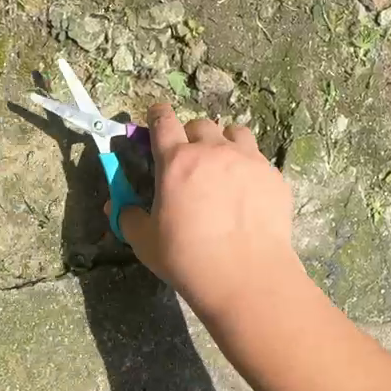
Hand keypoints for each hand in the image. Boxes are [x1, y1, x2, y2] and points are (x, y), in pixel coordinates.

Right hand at [119, 103, 301, 315]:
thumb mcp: (145, 242)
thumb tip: (118, 207)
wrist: (243, 274)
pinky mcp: (272, 175)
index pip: (163, 121)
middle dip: (191, 135)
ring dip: (224, 142)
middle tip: (188, 158)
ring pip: (234, 132)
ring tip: (221, 165)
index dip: (157, 115)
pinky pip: (258, 158)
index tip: (156, 116)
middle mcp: (212, 150)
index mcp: (175, 161)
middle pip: (200, 124)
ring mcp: (247, 159)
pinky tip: (245, 191)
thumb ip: (129, 218)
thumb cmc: (185, 257)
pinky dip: (247, 166)